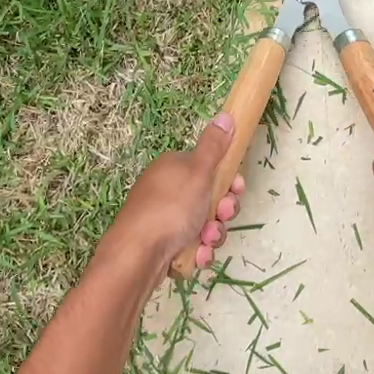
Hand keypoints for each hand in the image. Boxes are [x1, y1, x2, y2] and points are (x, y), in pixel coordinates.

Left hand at [101, 113, 243, 281]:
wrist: (136, 255)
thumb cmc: (170, 207)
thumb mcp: (197, 172)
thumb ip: (214, 147)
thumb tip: (225, 116)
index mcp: (174, 168)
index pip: (210, 168)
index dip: (228, 180)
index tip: (237, 189)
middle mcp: (168, 190)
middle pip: (209, 198)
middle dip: (221, 212)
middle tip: (220, 216)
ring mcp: (165, 219)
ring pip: (204, 225)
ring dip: (211, 235)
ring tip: (204, 241)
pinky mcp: (164, 244)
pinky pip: (191, 245)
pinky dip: (197, 251)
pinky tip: (195, 256)